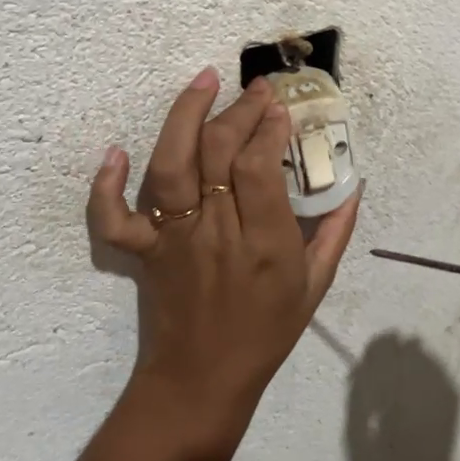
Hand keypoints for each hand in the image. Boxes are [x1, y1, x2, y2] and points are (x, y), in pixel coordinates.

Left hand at [88, 67, 362, 420]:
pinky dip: (107, 185)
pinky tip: (116, 152)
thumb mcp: (315, 286)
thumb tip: (352, 183)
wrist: (202, 379)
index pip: (257, 167)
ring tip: (204, 81)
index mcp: (264, 245)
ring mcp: (174, 239)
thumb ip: (334, 231)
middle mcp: (216, 234)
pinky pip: (114, 218)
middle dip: (239, 110)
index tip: (281, 108)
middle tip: (258, 88)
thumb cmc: (266, 332)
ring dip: (185, 116)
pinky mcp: (143, 250)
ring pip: (171, 167)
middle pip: (217, 153)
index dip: (268, 129)